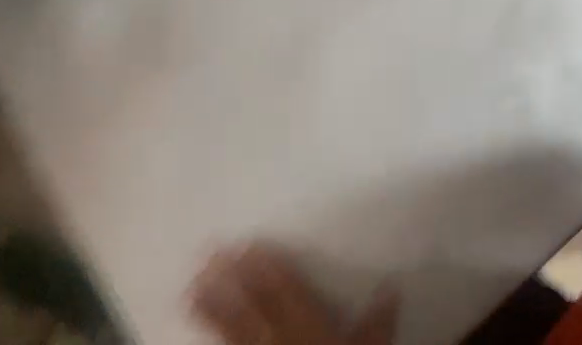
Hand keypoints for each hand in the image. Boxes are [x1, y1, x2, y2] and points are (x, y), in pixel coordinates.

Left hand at [189, 244, 399, 344]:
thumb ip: (378, 325)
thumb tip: (391, 288)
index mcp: (310, 329)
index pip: (286, 291)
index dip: (266, 268)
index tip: (245, 246)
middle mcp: (281, 342)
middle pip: (252, 307)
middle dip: (231, 281)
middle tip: (208, 257)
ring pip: (232, 335)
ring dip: (212, 312)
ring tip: (190, 291)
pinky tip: (201, 342)